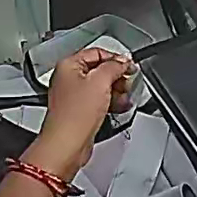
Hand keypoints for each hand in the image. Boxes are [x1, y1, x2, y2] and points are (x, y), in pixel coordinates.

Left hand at [22, 48, 134, 178]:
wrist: (67, 144)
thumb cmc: (74, 115)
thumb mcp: (100, 82)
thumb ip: (114, 66)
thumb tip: (123, 61)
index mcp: (68, 65)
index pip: (97, 52)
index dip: (116, 58)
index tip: (129, 66)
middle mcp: (69, 79)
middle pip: (99, 69)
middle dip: (117, 77)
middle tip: (126, 83)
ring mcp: (74, 96)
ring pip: (101, 86)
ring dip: (116, 91)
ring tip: (123, 98)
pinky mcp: (80, 111)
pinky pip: (99, 101)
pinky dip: (110, 103)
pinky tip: (118, 107)